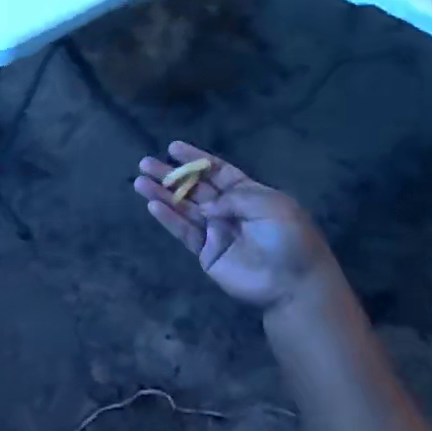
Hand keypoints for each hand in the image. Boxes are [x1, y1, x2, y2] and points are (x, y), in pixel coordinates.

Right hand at [134, 142, 338, 311]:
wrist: (292, 283)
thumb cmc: (289, 240)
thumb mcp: (272, 206)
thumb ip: (236, 198)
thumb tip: (206, 205)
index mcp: (249, 193)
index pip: (217, 172)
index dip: (195, 159)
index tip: (172, 147)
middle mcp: (229, 209)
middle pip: (195, 188)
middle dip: (171, 175)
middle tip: (145, 163)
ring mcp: (215, 231)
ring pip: (184, 208)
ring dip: (162, 195)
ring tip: (139, 182)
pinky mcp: (206, 252)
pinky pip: (184, 232)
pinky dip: (168, 219)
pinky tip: (153, 206)